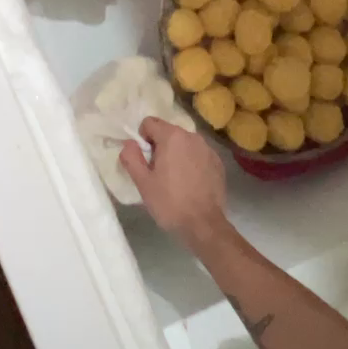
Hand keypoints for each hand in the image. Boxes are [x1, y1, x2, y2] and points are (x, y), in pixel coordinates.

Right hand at [120, 117, 232, 255]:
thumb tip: (129, 143)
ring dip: (176, 154)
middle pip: (167, 132)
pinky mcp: (218, 163)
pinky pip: (198, 154)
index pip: (149, 123)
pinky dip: (191, 162)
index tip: (146, 161)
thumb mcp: (143, 182)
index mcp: (172, 136)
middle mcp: (192, 136)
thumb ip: (131, 157)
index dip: (143, 140)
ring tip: (175, 179)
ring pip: (184, 143)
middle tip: (158, 173)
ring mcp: (208, 149)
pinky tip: (191, 184)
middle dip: (160, 147)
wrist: (204, 225)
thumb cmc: (170, 202)